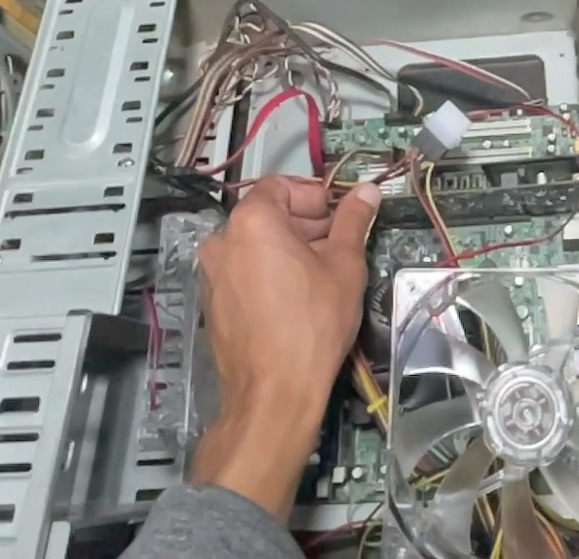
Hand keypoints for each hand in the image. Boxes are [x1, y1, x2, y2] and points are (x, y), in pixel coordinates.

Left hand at [187, 176, 380, 515]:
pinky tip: (300, 296)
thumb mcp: (345, 264)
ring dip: (290, 248)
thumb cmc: (312, 323)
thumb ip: (353, 220)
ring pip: (257, 244)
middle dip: (306, 223)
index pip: (283, 185)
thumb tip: (366, 192)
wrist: (274, 394)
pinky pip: (245, 271)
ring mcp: (212, 274)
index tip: (340, 213)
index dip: (315, 195)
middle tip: (340, 243)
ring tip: (324, 272)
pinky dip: (271, 272)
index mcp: (251, 222)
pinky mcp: (213, 303)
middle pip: (268, 214)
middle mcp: (222, 241)